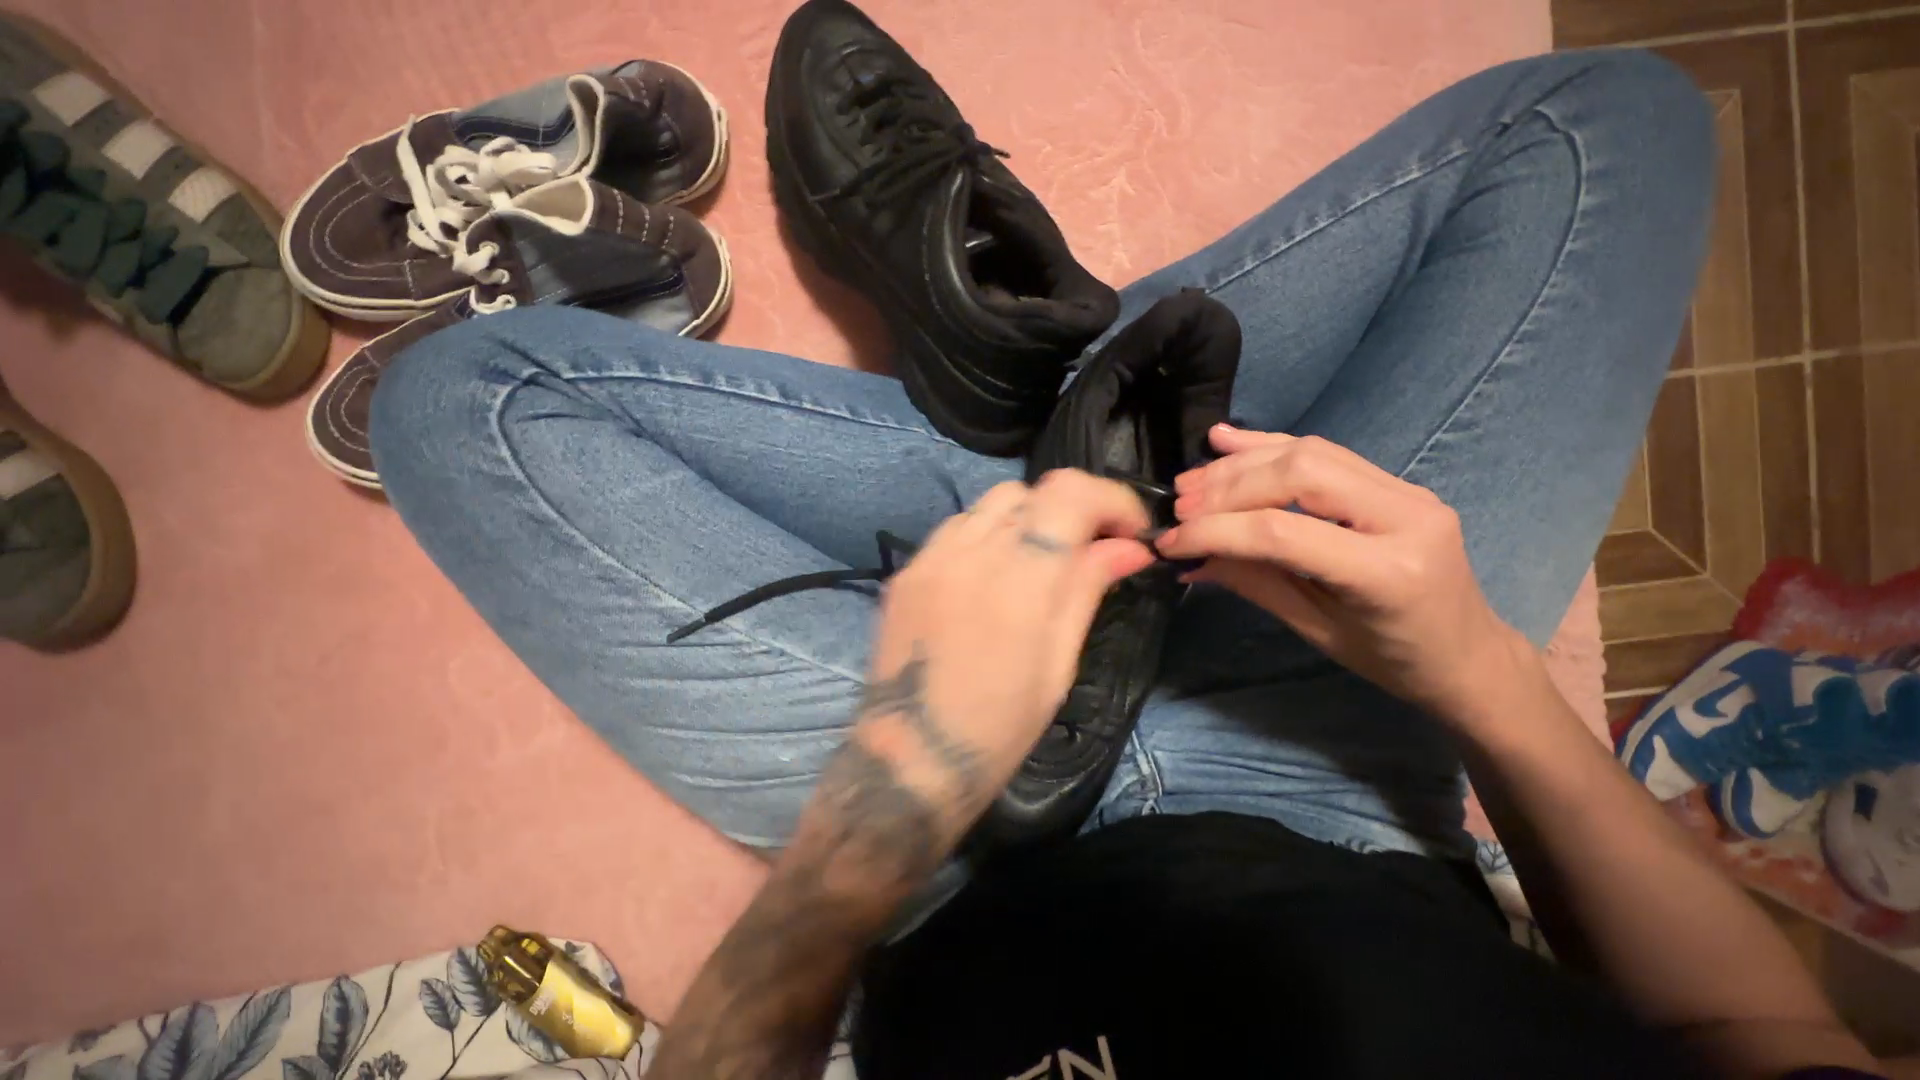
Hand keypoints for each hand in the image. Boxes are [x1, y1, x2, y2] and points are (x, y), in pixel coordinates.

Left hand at [861, 470, 1154, 814]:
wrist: (912, 757)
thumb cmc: (999, 728)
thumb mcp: (1057, 665)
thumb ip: (1086, 592)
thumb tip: (1128, 548)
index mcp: (1019, 581)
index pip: (1068, 495)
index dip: (1110, 500)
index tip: (1129, 532)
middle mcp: (971, 554)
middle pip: (1030, 492)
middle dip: (1071, 510)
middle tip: (1091, 549)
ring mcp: (929, 559)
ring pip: (989, 505)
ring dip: (1026, 520)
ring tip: (1041, 562)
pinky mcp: (905, 573)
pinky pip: (954, 530)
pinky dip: (986, 537)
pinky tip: (993, 575)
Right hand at [1155, 425, 1533, 720]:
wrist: (1468, 655)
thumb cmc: (1392, 660)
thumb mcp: (1316, 630)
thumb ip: (1255, 583)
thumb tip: (1191, 557)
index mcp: (1387, 571)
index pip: (1282, 532)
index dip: (1216, 531)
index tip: (1170, 541)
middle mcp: (1404, 515)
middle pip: (1299, 475)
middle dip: (1228, 487)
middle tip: (1180, 507)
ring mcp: (1408, 491)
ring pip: (1311, 452)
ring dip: (1243, 464)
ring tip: (1192, 482)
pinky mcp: (1398, 482)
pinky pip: (1327, 452)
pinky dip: (1272, 447)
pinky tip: (1228, 442)